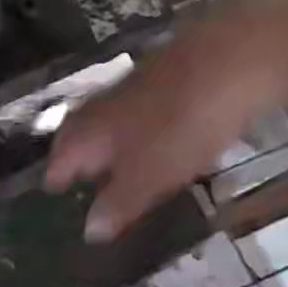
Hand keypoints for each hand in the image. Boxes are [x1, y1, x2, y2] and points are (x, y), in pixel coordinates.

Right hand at [46, 1, 287, 241]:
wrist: (235, 56)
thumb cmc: (185, 124)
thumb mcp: (151, 176)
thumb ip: (119, 202)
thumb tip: (89, 230)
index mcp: (95, 128)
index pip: (62, 153)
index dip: (56, 173)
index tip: (52, 188)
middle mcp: (108, 102)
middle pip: (80, 127)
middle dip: (75, 149)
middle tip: (74, 170)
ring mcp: (140, 82)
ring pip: (111, 113)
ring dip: (106, 135)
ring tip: (112, 155)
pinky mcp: (172, 70)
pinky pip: (142, 104)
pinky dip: (138, 123)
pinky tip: (155, 129)